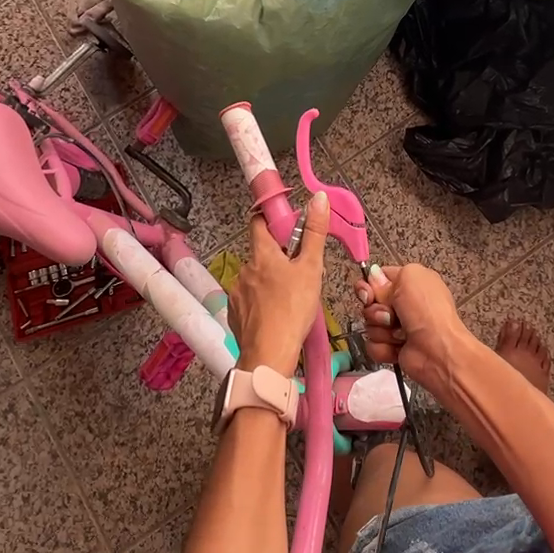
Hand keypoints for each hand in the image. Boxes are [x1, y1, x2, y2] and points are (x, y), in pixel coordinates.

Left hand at [227, 191, 328, 373]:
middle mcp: (245, 269)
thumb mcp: (310, 268)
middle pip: (261, 253)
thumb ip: (314, 232)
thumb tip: (318, 198)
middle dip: (278, 258)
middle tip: (299, 271)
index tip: (286, 224)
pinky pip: (249, 300)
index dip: (271, 219)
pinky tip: (276, 314)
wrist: (269, 354)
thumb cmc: (292, 309)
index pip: (258, 222)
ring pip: (256, 278)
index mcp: (261, 254)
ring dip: (270, 282)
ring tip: (290, 298)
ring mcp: (237, 293)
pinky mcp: (235, 314)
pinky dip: (261, 303)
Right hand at [353, 263, 470, 392]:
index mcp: (411, 282)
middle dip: (376, 311)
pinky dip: (384, 348)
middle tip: (390, 316)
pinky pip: (373, 345)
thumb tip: (372, 278)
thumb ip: (386, 276)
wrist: (438, 351)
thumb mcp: (408, 278)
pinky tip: (398, 347)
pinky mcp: (394, 348)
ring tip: (400, 334)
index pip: (378, 278)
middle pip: (371, 303)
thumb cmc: (427, 311)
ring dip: (382, 330)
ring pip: (370, 325)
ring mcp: (398, 327)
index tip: (368, 295)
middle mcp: (404, 304)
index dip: (369, 286)